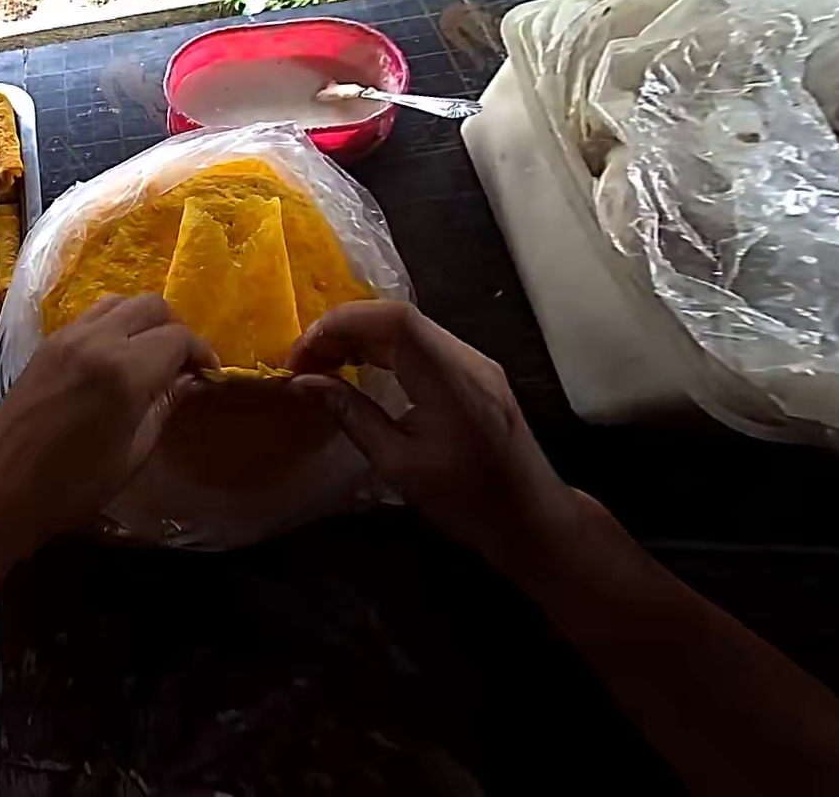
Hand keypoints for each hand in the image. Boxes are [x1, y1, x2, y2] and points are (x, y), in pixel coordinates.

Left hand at [0, 294, 215, 566]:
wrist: (2, 483)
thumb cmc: (74, 484)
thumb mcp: (133, 451)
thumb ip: (165, 404)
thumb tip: (192, 379)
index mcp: (123, 370)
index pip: (178, 337)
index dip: (201, 353)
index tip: (207, 376)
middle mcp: (96, 339)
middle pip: (151, 305)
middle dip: (175, 328)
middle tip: (182, 363)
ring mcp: (67, 336)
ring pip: (118, 302)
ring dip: (142, 320)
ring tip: (150, 355)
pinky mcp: (48, 342)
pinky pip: (91, 315)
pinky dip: (113, 323)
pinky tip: (116, 356)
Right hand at [285, 300, 582, 577]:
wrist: (536, 522)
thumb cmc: (466, 501)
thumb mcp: (396, 463)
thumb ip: (349, 413)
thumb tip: (302, 382)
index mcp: (452, 381)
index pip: (392, 321)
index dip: (338, 325)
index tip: (303, 355)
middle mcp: (466, 360)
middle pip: (393, 316)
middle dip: (339, 329)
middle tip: (304, 360)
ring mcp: (471, 362)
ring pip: (401, 324)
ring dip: (354, 335)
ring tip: (321, 363)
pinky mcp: (468, 370)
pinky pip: (413, 340)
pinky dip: (373, 345)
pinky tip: (353, 365)